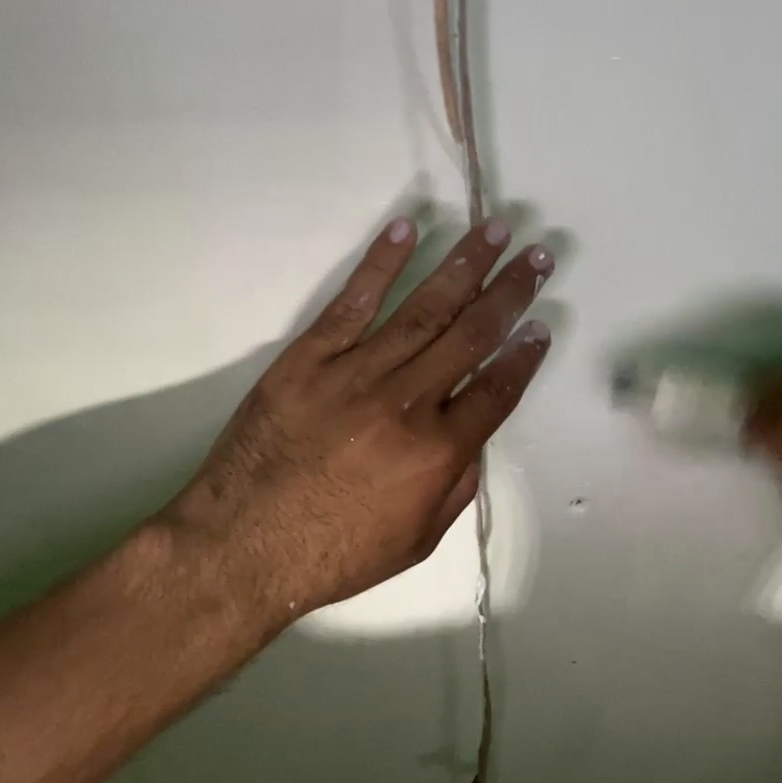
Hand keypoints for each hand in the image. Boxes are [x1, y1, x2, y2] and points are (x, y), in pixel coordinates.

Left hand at [157, 216, 553, 626]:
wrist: (240, 546)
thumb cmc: (333, 553)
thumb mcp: (416, 540)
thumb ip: (456, 486)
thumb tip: (473, 438)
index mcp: (436, 450)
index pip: (496, 389)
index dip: (523, 356)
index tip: (541, 325)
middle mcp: (406, 401)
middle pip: (471, 334)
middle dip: (510, 291)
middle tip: (537, 255)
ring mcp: (356, 371)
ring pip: (422, 308)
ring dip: (463, 265)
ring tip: (492, 229)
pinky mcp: (309, 357)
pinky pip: (353, 301)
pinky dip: (381, 263)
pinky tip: (406, 229)